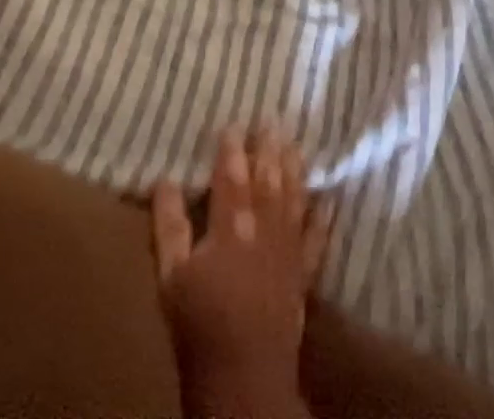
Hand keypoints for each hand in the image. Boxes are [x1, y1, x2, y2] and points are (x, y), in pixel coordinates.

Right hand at [152, 124, 333, 416]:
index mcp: (230, 229)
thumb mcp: (170, 272)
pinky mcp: (302, 277)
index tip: (233, 123)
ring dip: (294, 172)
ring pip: (293, 203)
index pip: (231, 179)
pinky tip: (328, 199)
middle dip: (269, 150)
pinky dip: (322, 219)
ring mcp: (288, 254)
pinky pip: (316, 241)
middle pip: (268, 183)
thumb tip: (165, 180)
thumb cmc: (198, 320)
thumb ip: (169, 225)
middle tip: (274, 119)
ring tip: (296, 144)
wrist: (243, 372)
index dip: (232, 150)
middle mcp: (264, 233)